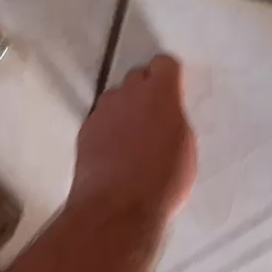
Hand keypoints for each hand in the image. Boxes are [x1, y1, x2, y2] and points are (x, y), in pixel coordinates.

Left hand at [70, 54, 197, 222]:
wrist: (118, 207)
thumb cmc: (162, 180)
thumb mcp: (185, 149)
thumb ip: (174, 121)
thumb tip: (167, 116)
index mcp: (160, 94)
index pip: (164, 63)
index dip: (168, 75)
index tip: (171, 90)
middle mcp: (129, 93)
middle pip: (137, 76)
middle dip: (145, 90)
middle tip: (153, 117)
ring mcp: (103, 110)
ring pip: (116, 97)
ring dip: (125, 109)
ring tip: (131, 138)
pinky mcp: (85, 129)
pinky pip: (100, 119)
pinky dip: (107, 128)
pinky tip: (113, 152)